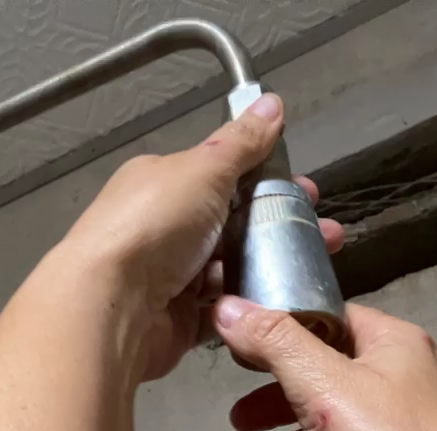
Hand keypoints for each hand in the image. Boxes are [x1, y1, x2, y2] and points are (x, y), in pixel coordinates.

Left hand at [53, 93, 343, 381]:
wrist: (112, 307)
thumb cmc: (154, 227)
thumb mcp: (203, 171)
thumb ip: (241, 144)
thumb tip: (272, 103)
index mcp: (165, 184)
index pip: (224, 177)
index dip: (269, 182)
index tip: (308, 193)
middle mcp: (166, 230)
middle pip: (233, 227)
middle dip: (281, 230)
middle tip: (324, 238)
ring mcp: (173, 279)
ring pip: (232, 271)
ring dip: (273, 271)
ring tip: (315, 273)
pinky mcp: (181, 322)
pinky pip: (224, 311)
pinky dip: (249, 308)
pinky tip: (283, 305)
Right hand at [214, 299, 436, 430]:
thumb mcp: (324, 385)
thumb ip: (273, 344)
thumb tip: (228, 308)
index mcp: (391, 347)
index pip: (328, 323)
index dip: (281, 334)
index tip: (240, 352)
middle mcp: (394, 387)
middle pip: (318, 384)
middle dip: (272, 407)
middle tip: (238, 422)